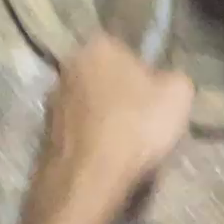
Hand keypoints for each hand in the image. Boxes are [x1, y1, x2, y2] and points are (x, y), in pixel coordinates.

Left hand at [28, 34, 194, 223]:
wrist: (88, 179)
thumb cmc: (135, 127)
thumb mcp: (179, 94)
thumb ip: (174, 77)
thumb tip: (165, 81)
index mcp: (99, 44)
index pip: (127, 50)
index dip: (146, 74)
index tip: (156, 98)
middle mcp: (69, 65)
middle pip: (106, 76)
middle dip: (122, 94)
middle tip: (144, 120)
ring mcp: (52, 99)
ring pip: (90, 104)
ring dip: (105, 119)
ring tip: (126, 146)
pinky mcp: (44, 132)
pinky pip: (79, 131)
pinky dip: (92, 141)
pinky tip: (107, 158)